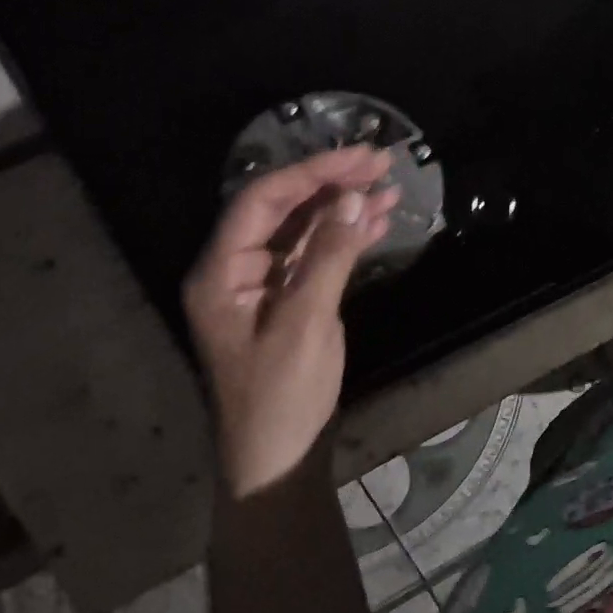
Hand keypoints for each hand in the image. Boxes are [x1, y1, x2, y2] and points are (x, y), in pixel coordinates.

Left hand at [183, 146, 401, 496]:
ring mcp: (265, 286)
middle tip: (382, 162)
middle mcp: (238, 270)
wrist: (278, 454)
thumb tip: (353, 200)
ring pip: (305, 230)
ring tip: (390, 186)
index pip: (262, 201)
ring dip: (345, 207)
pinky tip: (379, 222)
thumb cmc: (281, 393)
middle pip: (283, 209)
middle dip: (331, 182)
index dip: (312, 173)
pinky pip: (319, 256)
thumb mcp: (305, 323)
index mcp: (221, 272)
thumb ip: (327, 257)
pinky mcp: (292, 301)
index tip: (362, 158)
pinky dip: (349, 236)